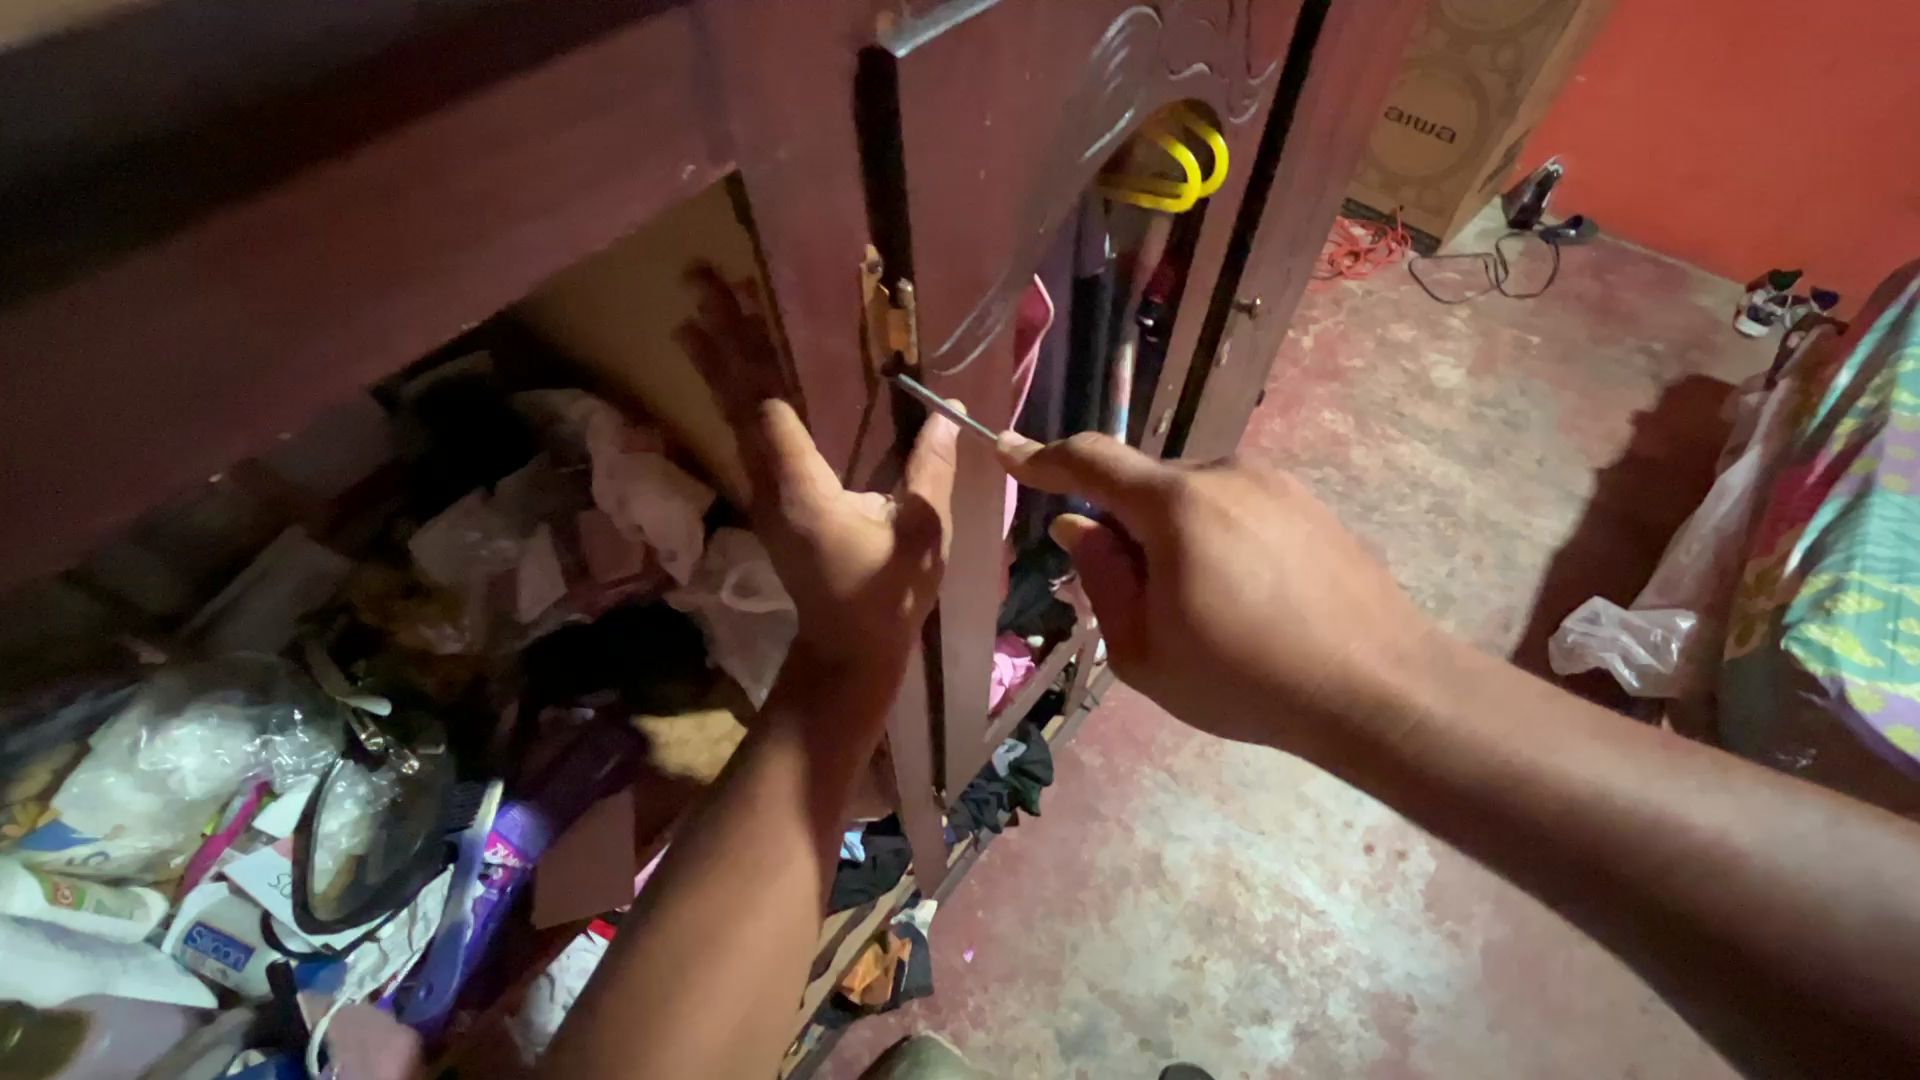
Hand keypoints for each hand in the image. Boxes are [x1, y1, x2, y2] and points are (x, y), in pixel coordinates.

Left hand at [677, 267, 958, 686]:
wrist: (848, 649)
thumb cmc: (887, 596)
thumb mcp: (923, 534)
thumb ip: (931, 469)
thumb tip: (946, 408)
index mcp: (803, 488)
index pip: (768, 405)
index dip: (748, 348)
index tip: (727, 299)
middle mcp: (769, 485)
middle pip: (739, 402)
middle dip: (720, 342)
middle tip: (695, 285)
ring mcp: (764, 496)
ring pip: (735, 419)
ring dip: (720, 368)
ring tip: (697, 320)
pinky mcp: (772, 504)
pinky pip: (748, 439)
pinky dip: (737, 400)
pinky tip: (735, 381)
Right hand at [997, 432, 1441, 749]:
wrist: (1382, 690)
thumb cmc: (1246, 680)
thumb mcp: (1144, 652)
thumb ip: (1101, 578)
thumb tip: (1076, 527)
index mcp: (1176, 506)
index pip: (1091, 462)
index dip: (1043, 458)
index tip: (1008, 451)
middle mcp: (1224, 474)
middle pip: (1144, 488)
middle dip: (1125, 531)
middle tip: (1141, 603)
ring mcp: (1274, 484)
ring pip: (1191, 501)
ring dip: (1174, 539)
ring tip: (1207, 611)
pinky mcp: (1308, 503)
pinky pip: (1234, 509)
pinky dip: (1217, 541)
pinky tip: (1250, 600)